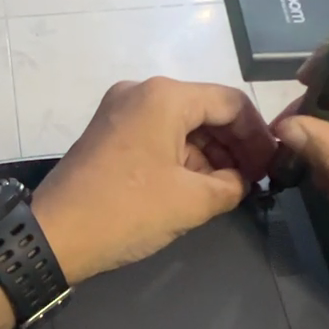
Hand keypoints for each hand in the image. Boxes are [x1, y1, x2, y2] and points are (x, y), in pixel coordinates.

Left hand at [33, 78, 275, 284]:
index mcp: (164, 96)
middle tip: (254, 181)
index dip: (258, 135)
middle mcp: (141, 92)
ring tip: (228, 190)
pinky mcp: (108, 134)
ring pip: (181, 125)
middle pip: (205, 110)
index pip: (231, 102)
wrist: (54, 236)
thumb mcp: (192, 201)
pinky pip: (157, 136)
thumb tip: (241, 180)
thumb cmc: (127, 211)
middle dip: (234, 145)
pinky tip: (197, 187)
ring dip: (209, 155)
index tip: (273, 167)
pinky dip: (181, 158)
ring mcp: (119, 111)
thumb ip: (231, 185)